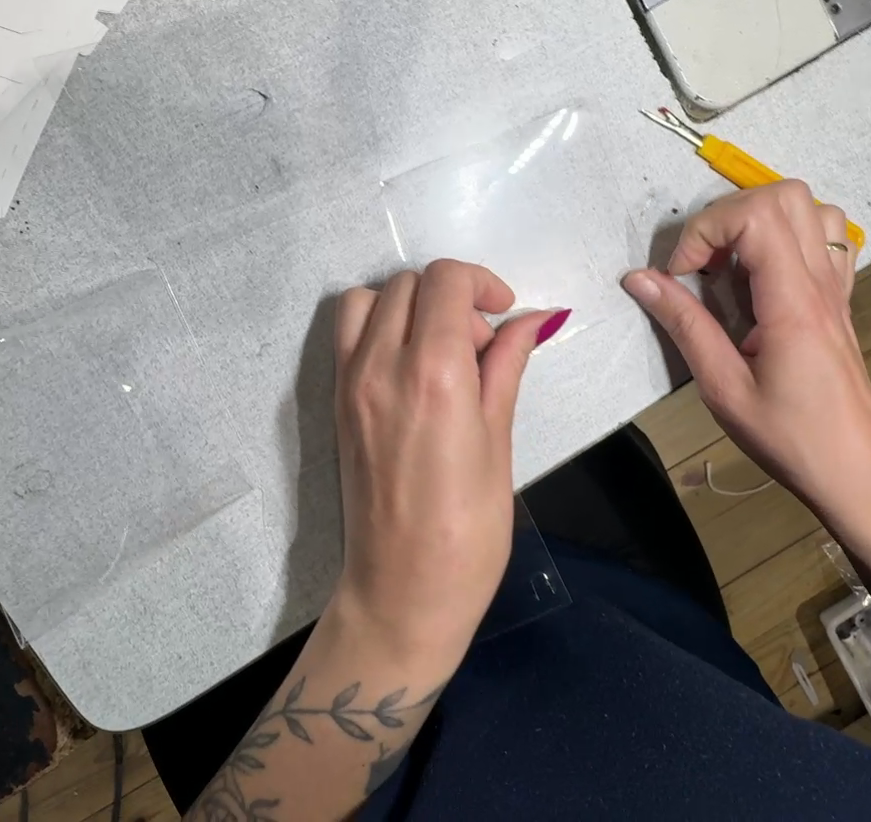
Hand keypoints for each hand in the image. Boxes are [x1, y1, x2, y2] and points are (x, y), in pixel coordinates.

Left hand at [330, 261, 566, 663]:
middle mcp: (381, 364)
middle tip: (479, 345)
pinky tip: (409, 369)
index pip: (445, 280)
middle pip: (410, 282)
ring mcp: (349, 382)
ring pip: (370, 298)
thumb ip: (507, 367)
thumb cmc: (468, 530)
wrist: (401, 591)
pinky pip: (349, 333)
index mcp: (433, 372)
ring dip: (408, 305)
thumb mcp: (499, 441)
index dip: (481, 282)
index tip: (503, 312)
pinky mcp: (335, 401)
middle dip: (451, 296)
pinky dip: (378, 326)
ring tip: (439, 350)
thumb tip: (535, 319)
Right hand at [621, 182, 870, 529]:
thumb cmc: (790, 440)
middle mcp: (822, 283)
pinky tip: (763, 274)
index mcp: (793, 303)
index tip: (680, 274)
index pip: (755, 215)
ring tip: (730, 264)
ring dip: (761, 220)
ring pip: (811, 208)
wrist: (857, 476)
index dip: (705, 229)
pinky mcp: (840, 301)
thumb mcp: (723, 389)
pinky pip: (828, 239)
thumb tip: (639, 279)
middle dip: (727, 214)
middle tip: (702, 262)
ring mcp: (837, 289)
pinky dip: (789, 236)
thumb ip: (684, 325)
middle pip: (784, 195)